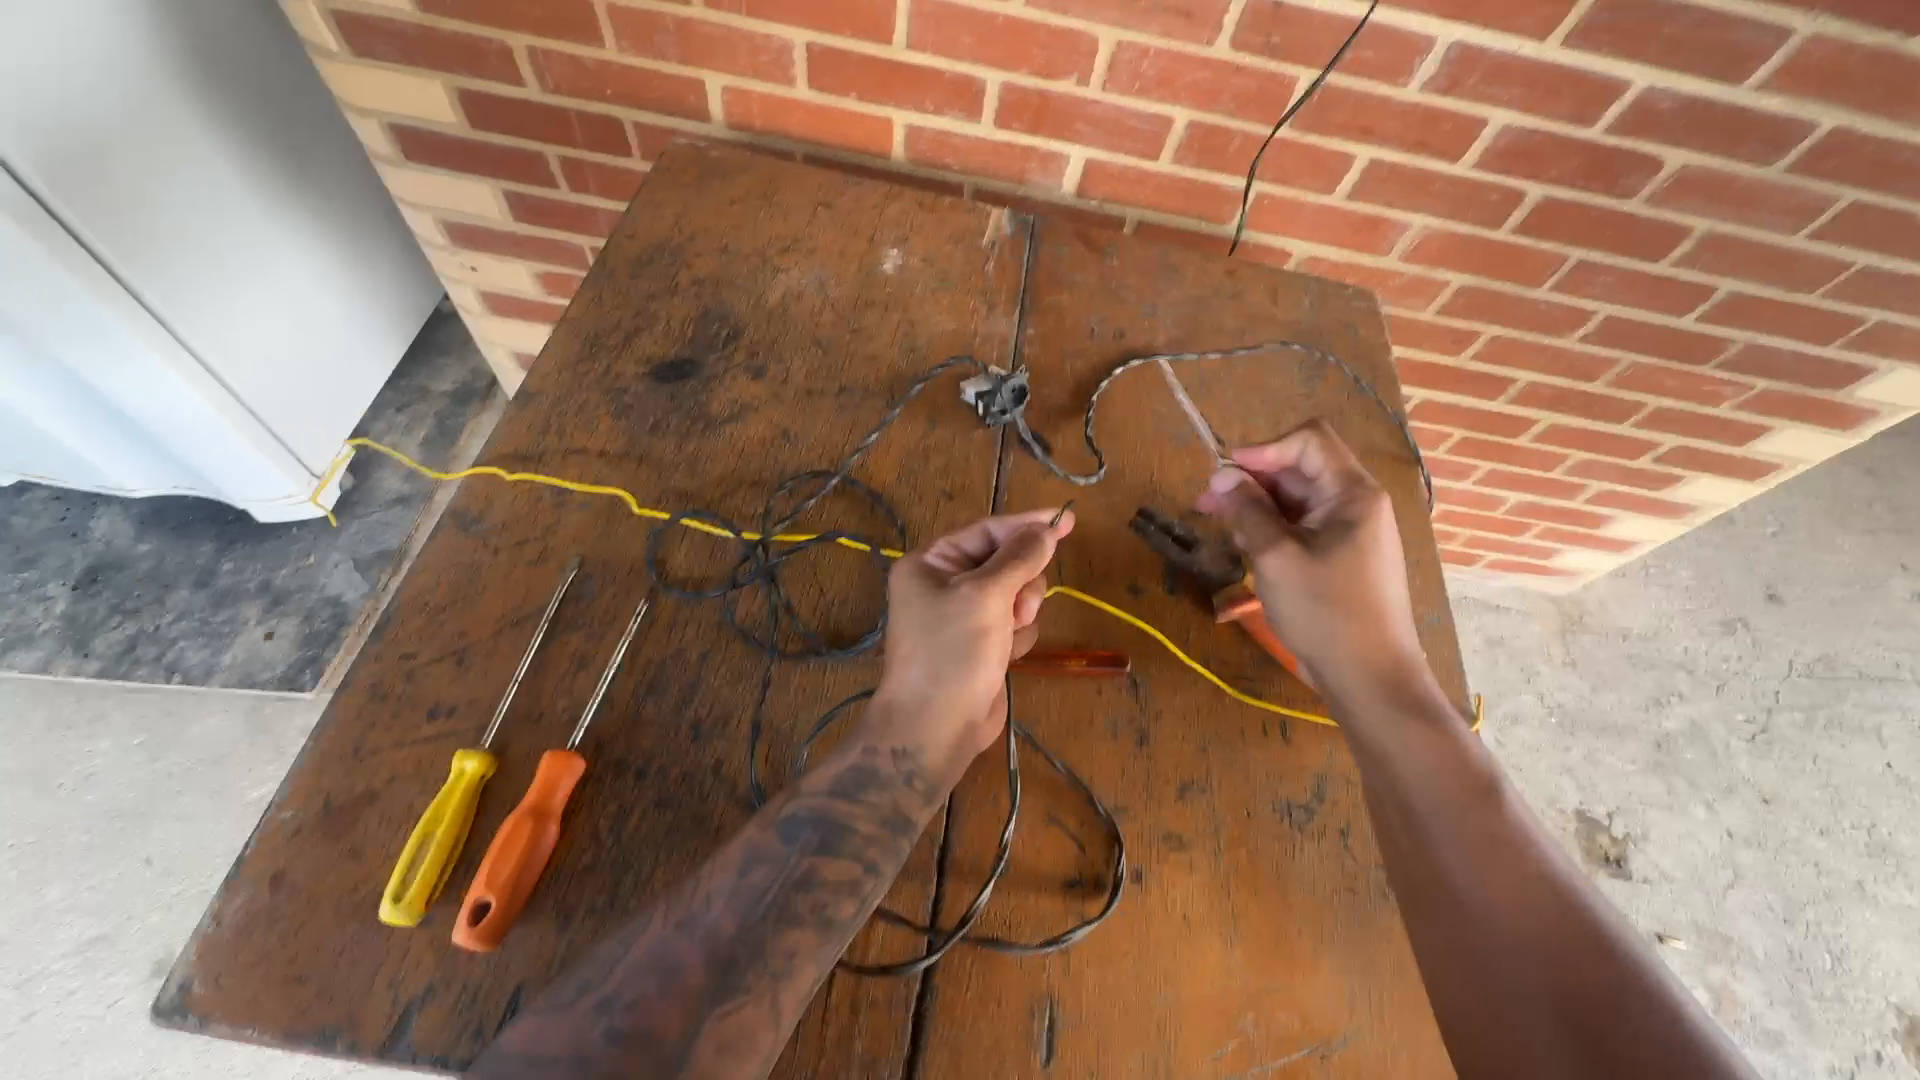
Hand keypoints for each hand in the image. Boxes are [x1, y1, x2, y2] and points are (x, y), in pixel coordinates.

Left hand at [871, 509, 1073, 772]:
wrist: (936, 726)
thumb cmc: (953, 651)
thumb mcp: (986, 595)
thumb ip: (1019, 558)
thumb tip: (1046, 529)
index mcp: (931, 563)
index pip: (987, 531)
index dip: (1027, 526)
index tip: (1067, 520)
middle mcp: (944, 584)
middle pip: (1006, 561)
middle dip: (1021, 582)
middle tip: (1018, 606)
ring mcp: (964, 616)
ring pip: (1017, 594)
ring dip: (1021, 612)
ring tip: (1008, 634)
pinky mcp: (982, 644)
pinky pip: (1016, 624)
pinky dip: (1018, 637)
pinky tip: (1006, 656)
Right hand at [1193, 420, 1428, 695]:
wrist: (1370, 677)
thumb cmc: (1325, 613)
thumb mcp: (1276, 557)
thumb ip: (1248, 511)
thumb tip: (1221, 476)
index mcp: (1352, 493)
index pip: (1307, 441)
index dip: (1261, 450)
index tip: (1222, 475)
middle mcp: (1355, 503)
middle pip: (1299, 468)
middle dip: (1251, 480)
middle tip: (1205, 503)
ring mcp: (1350, 530)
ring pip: (1295, 499)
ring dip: (1257, 505)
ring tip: (1222, 528)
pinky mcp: (1340, 555)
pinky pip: (1301, 525)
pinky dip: (1271, 528)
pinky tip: (1246, 548)